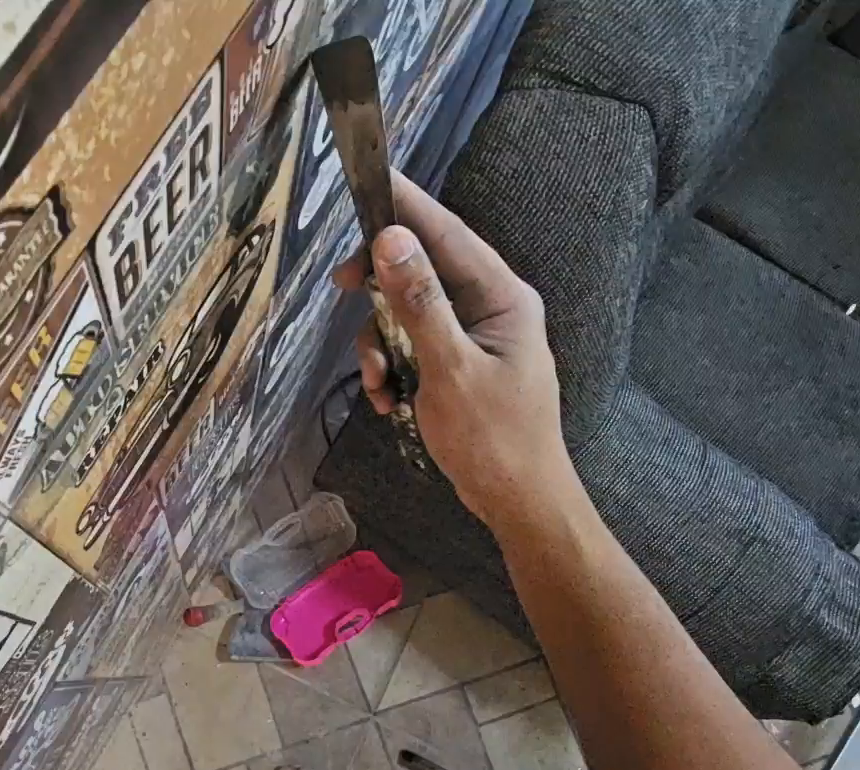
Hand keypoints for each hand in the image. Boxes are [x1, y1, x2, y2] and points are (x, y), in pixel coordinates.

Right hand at [334, 171, 573, 529]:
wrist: (517, 500)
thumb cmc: (493, 439)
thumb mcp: (450, 369)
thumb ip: (420, 303)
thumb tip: (391, 240)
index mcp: (501, 297)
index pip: (448, 234)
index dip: (407, 205)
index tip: (369, 179)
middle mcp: (489, 309)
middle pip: (421, 273)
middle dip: (380, 290)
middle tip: (342, 290)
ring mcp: (473, 340)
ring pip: (409, 317)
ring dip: (381, 347)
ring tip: (378, 387)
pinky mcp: (458, 368)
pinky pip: (413, 352)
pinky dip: (392, 372)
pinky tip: (388, 403)